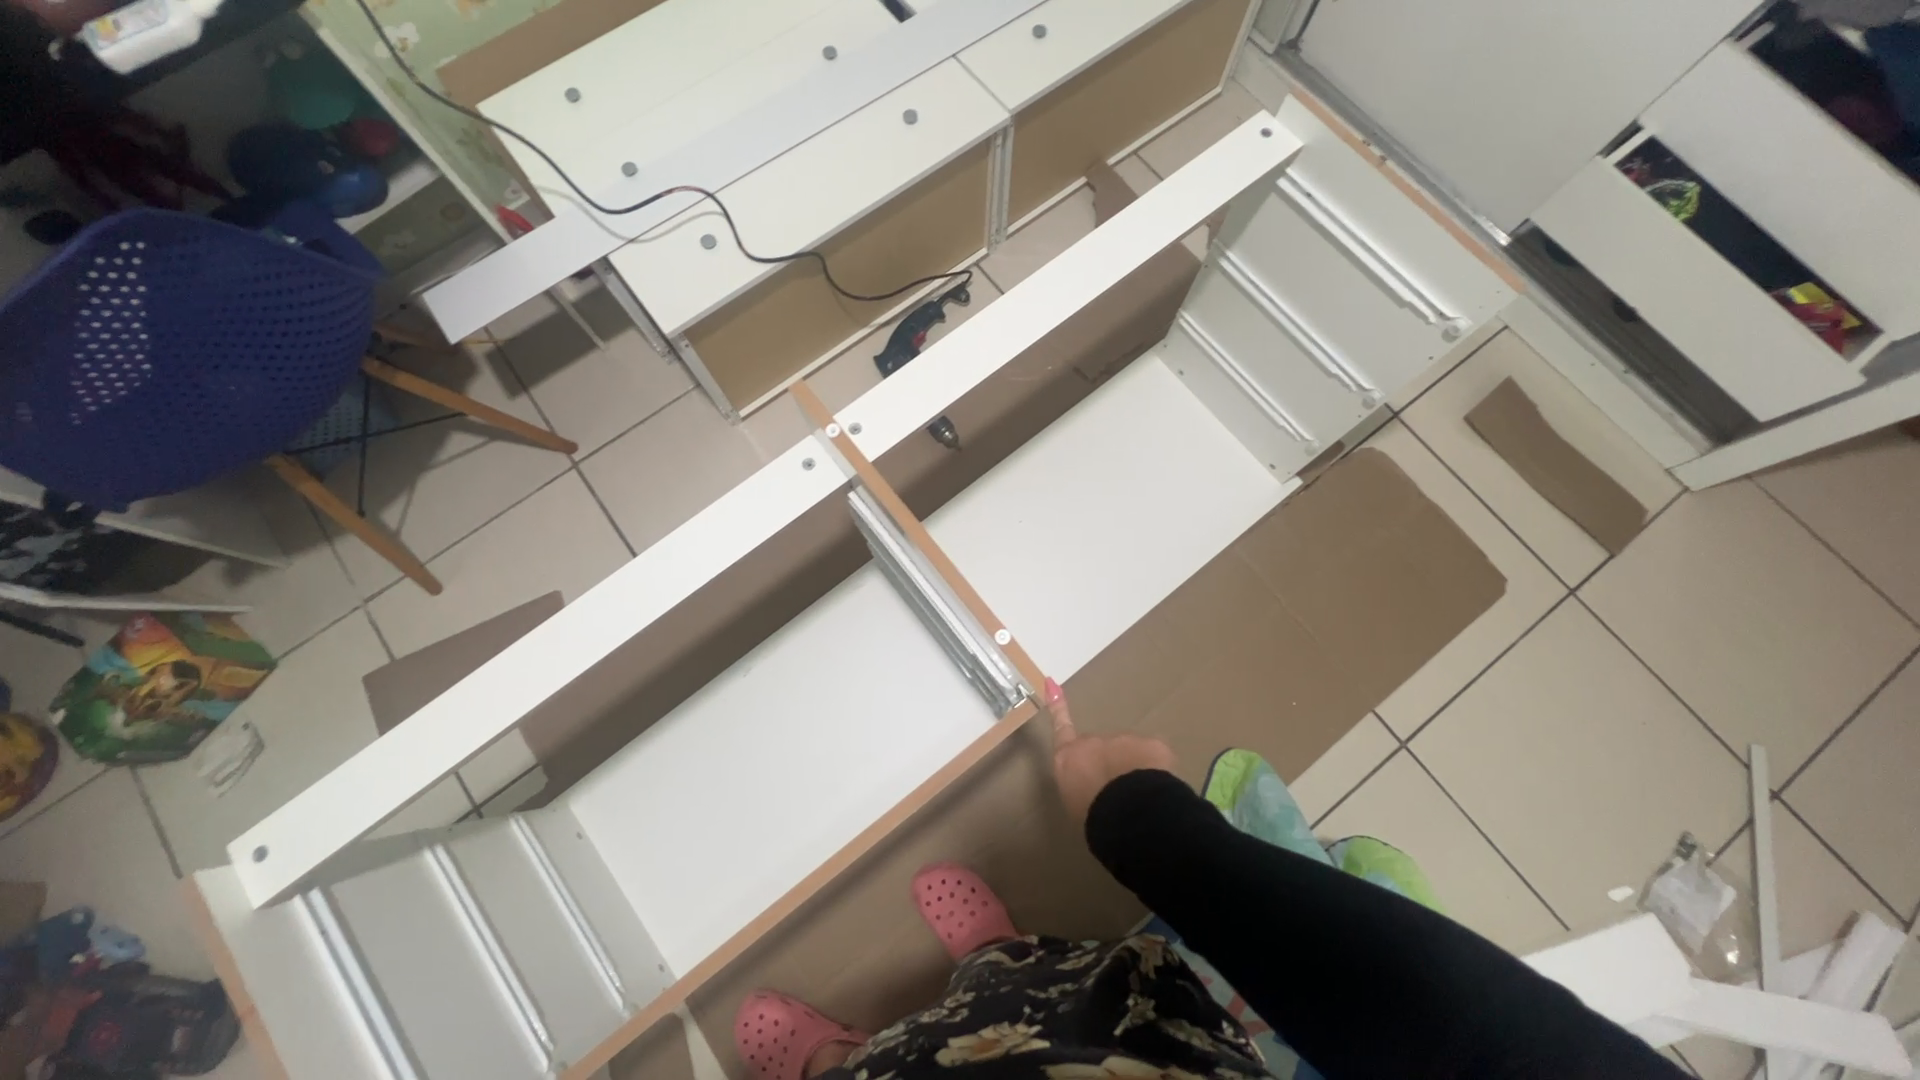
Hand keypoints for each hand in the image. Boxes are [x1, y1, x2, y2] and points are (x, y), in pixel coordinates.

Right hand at [1044, 678, 1175, 825]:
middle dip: (1110, 764)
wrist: (1127, 811)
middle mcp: (1093, 742)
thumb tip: (1094, 788)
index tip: (1053, 684)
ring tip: (1138, 798)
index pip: (1061, 729)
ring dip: (1134, 770)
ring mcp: (1123, 739)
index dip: (1058, 708)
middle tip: (1118, 794)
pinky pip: (1154, 758)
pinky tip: (1157, 791)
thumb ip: (1081, 785)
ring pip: (1130, 753)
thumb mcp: (1075, 803)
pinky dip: (1156, 772)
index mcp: (1068, 758)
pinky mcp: (1151, 744)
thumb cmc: (1092, 815)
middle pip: (1102, 749)